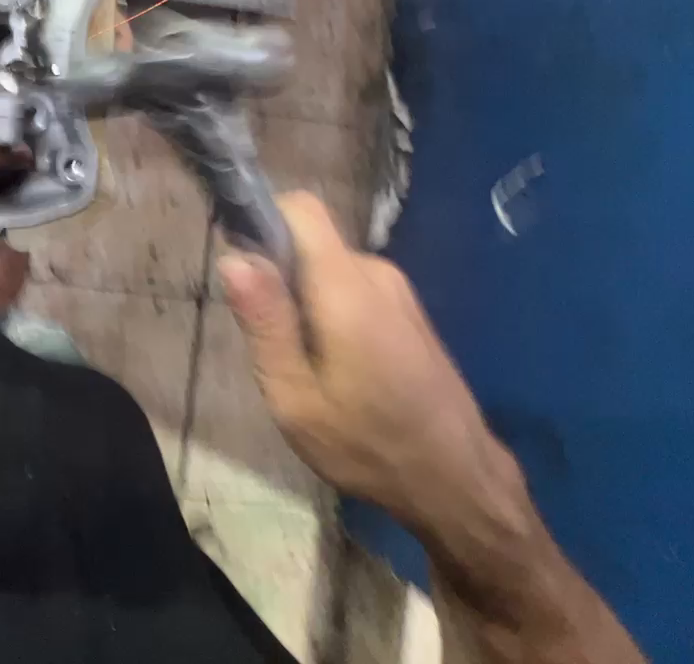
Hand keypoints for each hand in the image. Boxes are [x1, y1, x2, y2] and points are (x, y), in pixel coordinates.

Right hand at [217, 193, 512, 534]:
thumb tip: (233, 258)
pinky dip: (326, 312)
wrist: (460, 486)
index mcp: (347, 287)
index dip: (261, 222)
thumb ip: (265, 323)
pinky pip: (347, 287)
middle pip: (307, 243)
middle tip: (272, 345)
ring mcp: (396, 290)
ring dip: (300, 302)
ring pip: (323, 268)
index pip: (300, 208)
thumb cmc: (368, 446)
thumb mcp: (295, 397)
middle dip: (276, 279)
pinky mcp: (406, 309)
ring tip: (304, 365)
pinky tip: (335, 368)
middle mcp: (375, 273)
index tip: (242, 271)